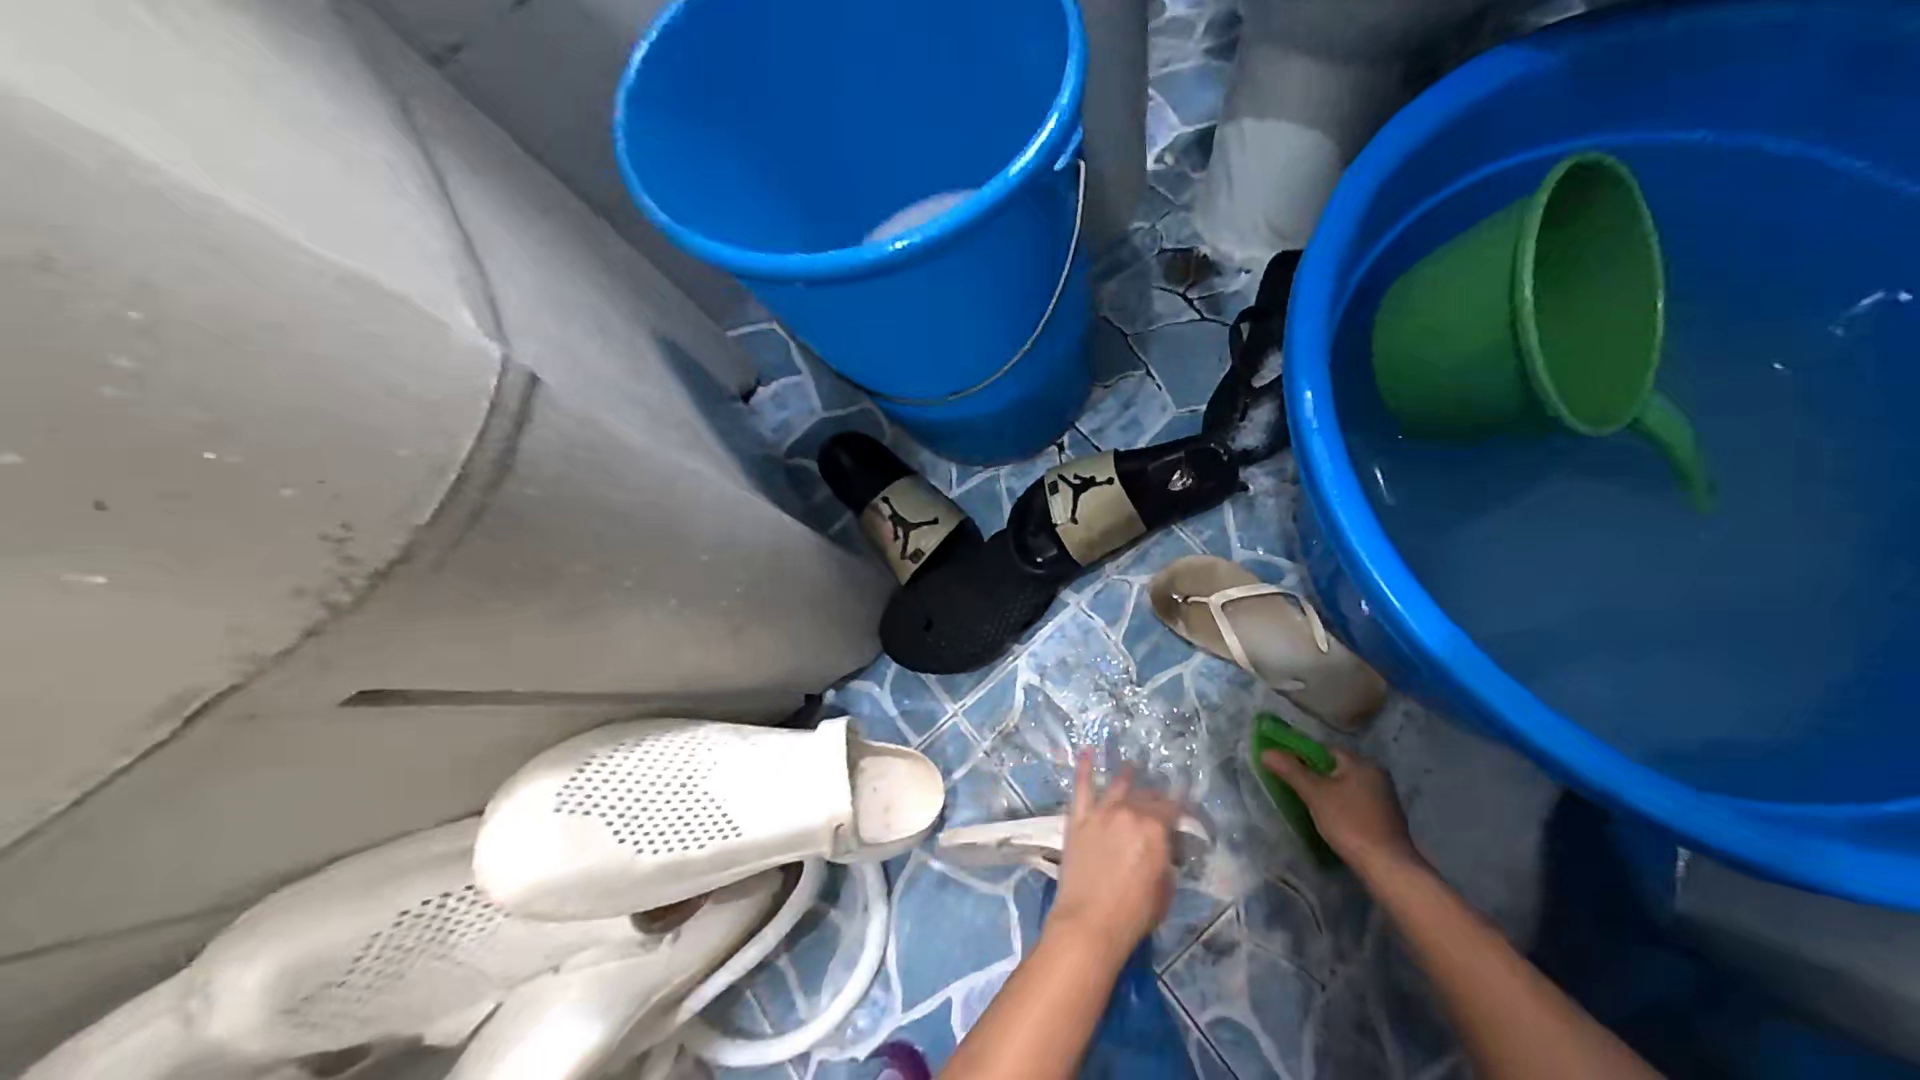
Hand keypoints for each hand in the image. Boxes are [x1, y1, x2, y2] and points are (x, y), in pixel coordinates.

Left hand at [1047, 752, 1181, 956]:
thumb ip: (1166, 861)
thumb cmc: (1134, 914)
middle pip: (1148, 797)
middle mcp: (1130, 813)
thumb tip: (1163, 849)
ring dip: (1128, 775)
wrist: (1088, 922)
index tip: (1189, 808)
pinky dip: (1084, 768)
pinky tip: (1086, 751)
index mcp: (1156, 829)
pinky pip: (1082, 787)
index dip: (1184, 808)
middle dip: (1159, 797)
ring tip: (1133, 765)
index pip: (1175, 809)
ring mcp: (1101, 813)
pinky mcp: (1078, 819)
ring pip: (1119, 787)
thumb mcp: (1164, 889)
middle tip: (1163, 798)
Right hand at [1260, 747, 1421, 876]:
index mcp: (1362, 763)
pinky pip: (1355, 801)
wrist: (1388, 867)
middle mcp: (1376, 774)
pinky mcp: (1385, 817)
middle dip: (1313, 776)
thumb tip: (1266, 752)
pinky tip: (1331, 819)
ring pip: (1345, 785)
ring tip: (1309, 805)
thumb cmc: (1350, 823)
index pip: (1324, 749)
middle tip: (1295, 789)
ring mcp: (1384, 797)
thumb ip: (1290, 770)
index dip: (1301, 756)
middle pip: (1335, 767)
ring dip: (1327, 792)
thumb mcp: (1315, 794)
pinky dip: (1341, 805)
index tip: (1285, 769)